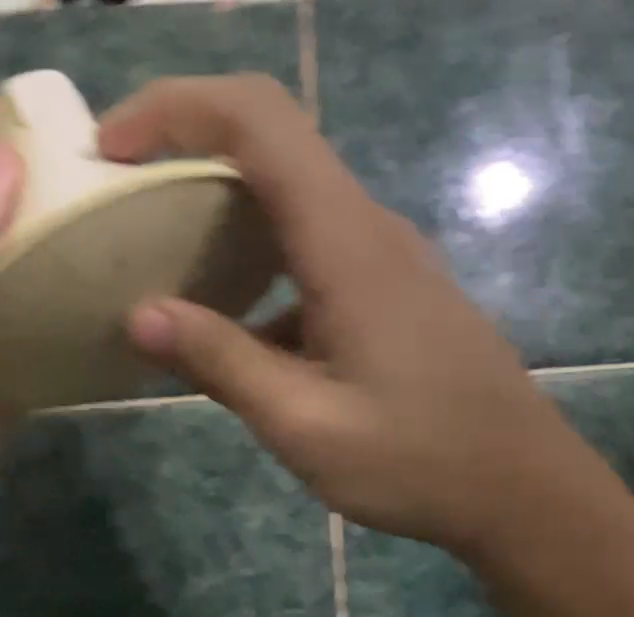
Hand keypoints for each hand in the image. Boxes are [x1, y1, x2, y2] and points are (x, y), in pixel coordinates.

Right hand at [103, 76, 633, 563]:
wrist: (523, 490)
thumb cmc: (419, 462)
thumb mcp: (306, 426)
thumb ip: (222, 364)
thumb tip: (140, 314)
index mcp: (347, 245)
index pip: (258, 120)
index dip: (175, 110)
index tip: (109, 150)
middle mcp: (369, 230)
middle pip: (270, 146)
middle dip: (183, 156)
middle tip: (119, 209)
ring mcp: (388, 259)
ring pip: (290, 201)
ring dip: (220, 216)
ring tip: (160, 267)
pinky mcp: (394, 292)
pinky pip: (313, 251)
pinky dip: (258, 267)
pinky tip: (232, 335)